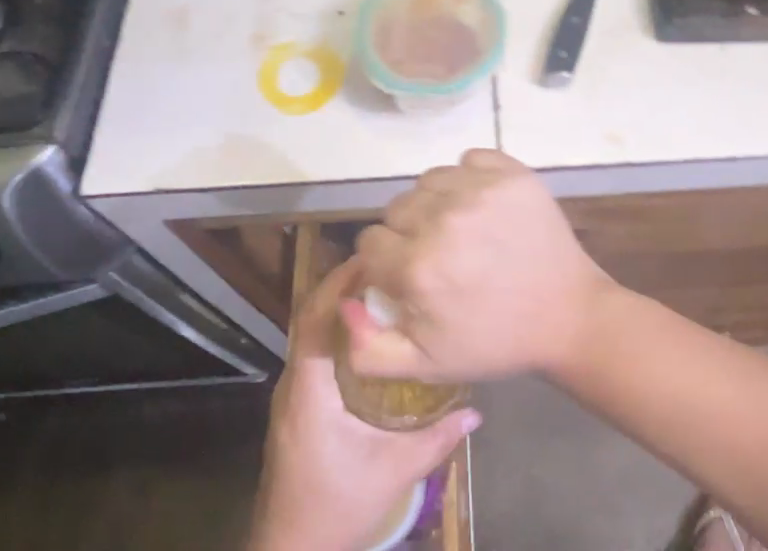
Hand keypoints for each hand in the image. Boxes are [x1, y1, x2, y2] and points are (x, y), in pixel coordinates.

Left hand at [249, 260, 478, 550]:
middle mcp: (292, 384)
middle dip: (343, 288)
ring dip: (339, 309)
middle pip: (310, 318)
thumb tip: (477, 412)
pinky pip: (314, 354)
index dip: (340, 284)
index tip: (375, 261)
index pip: (316, 318)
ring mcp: (291, 396)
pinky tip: (371, 338)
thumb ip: (436, 438)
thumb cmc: (336, 506)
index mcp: (308, 390)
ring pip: (310, 335)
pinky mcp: (297, 408)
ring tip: (384, 293)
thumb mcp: (394, 472)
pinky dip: (337, 335)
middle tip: (387, 269)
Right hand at [348, 148, 615, 381]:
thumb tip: (344, 303)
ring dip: (434, 202)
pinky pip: (467, 160)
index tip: (409, 276)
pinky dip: (468, 178)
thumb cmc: (494, 342)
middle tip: (437, 255)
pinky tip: (481, 207)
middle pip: (396, 209)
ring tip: (458, 229)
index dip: (385, 262)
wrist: (568, 315)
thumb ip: (366, 347)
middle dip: (407, 232)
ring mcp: (480, 191)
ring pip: (428, 181)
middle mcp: (443, 220)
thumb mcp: (425, 365)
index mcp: (418, 267)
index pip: (370, 243)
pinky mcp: (511, 174)